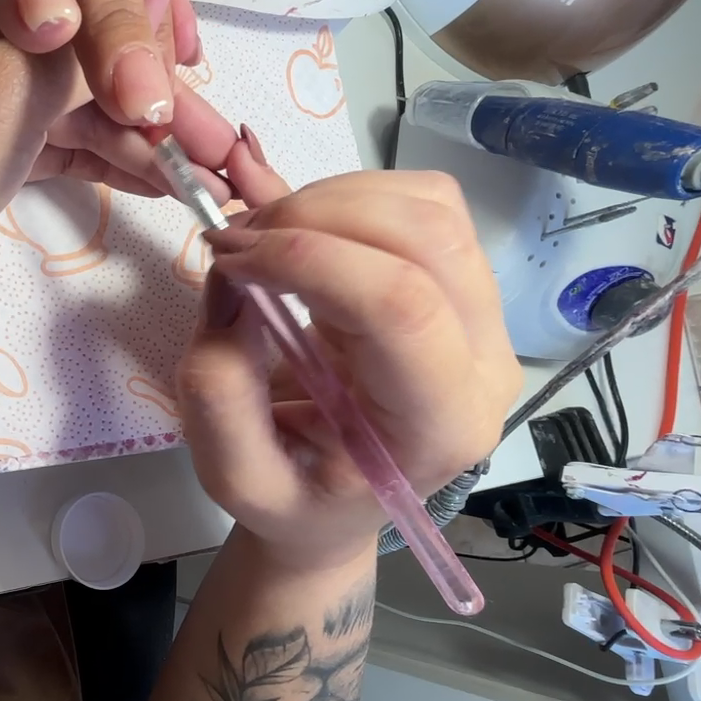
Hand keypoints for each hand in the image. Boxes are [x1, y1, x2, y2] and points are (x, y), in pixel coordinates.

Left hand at [0, 0, 236, 324]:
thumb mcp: (10, 87)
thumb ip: (88, 35)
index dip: (159, 48)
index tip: (208, 92)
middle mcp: (1, 37)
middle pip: (102, 62)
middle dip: (164, 106)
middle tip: (222, 154)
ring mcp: (0, 99)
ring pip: (92, 111)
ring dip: (146, 143)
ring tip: (206, 179)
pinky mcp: (0, 152)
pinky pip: (71, 149)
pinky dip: (112, 165)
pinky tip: (159, 183)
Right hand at [176, 134, 520, 569]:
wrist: (332, 504)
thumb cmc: (289, 498)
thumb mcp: (231, 475)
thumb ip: (218, 390)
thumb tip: (232, 278)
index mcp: (437, 424)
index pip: (399, 304)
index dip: (304, 260)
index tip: (225, 259)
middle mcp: (483, 362)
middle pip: (426, 237)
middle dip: (311, 216)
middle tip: (233, 242)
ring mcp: (481, 318)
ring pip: (429, 207)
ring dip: (328, 200)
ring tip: (260, 237)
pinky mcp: (456, 287)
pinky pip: (422, 205)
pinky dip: (348, 196)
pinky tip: (298, 232)